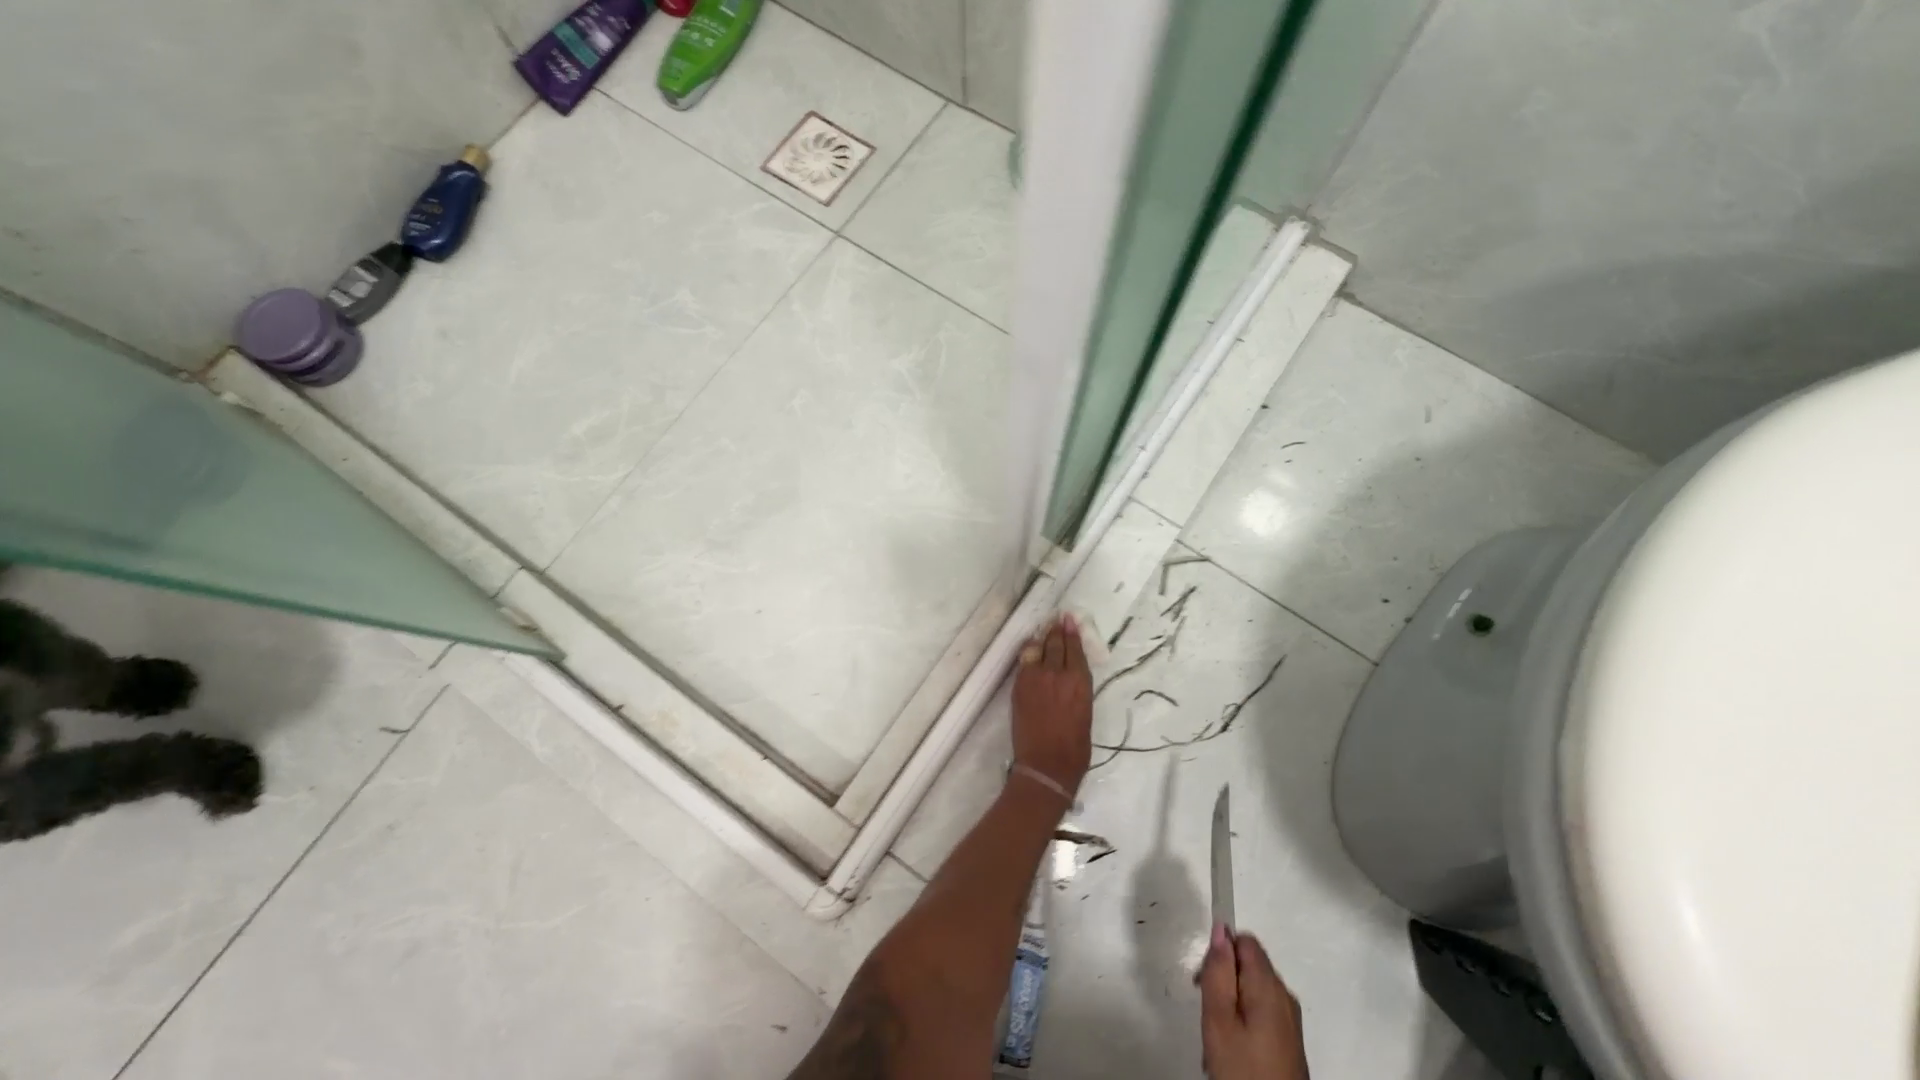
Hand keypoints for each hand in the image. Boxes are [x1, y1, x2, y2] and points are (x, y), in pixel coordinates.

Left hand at [1010, 613, 1092, 796]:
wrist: (1046, 764)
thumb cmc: (1075, 747)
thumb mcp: (1085, 712)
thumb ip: (1077, 689)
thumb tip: (1070, 678)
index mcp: (1080, 681)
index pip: (1074, 648)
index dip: (1072, 633)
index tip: (1069, 621)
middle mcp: (1058, 673)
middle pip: (1055, 644)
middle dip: (1056, 630)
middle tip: (1057, 620)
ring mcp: (1035, 678)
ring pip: (1037, 648)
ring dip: (1042, 638)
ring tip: (1044, 631)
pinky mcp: (1019, 686)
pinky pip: (1024, 662)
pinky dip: (1029, 653)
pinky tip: (1030, 649)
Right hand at [1199, 927, 1309, 1079]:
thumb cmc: (1243, 1067)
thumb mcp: (1219, 1019)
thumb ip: (1218, 972)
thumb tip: (1220, 929)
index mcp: (1269, 985)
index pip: (1244, 941)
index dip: (1220, 952)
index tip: (1204, 981)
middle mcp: (1284, 995)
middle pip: (1248, 966)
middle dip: (1222, 981)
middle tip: (1207, 1013)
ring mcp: (1288, 1019)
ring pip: (1251, 991)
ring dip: (1229, 1005)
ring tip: (1216, 1037)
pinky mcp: (1288, 1039)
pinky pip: (1260, 1013)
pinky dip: (1242, 1021)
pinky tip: (1231, 1049)